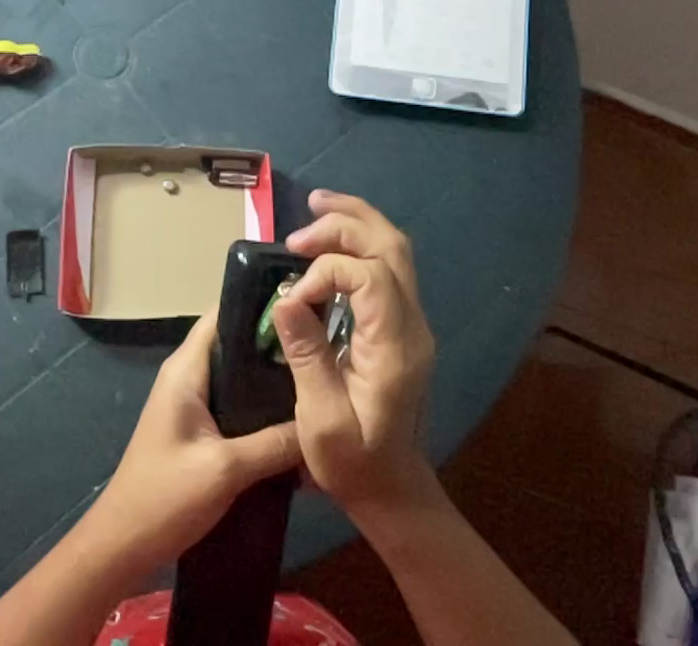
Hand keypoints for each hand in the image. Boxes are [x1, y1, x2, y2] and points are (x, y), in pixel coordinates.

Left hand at [89, 310, 302, 568]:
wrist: (123, 545)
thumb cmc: (165, 497)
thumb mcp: (226, 469)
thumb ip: (276, 443)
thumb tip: (322, 421)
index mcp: (185, 370)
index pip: (222, 315)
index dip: (260, 306)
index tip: (306, 302)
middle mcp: (188, 376)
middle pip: (235, 342)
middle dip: (274, 341)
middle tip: (325, 342)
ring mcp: (192, 402)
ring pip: (238, 374)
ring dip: (270, 374)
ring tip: (317, 373)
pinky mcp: (200, 428)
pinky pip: (237, 401)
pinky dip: (262, 402)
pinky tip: (295, 413)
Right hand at [274, 189, 437, 514]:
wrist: (394, 490)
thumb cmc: (355, 464)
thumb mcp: (321, 420)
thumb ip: (307, 356)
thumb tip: (285, 299)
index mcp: (396, 346)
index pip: (369, 276)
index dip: (325, 272)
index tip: (290, 300)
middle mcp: (412, 324)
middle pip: (390, 247)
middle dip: (344, 225)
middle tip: (296, 232)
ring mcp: (411, 323)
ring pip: (395, 250)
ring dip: (356, 222)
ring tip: (316, 207)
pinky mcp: (401, 326)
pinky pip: (387, 268)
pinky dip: (359, 243)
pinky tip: (329, 242)